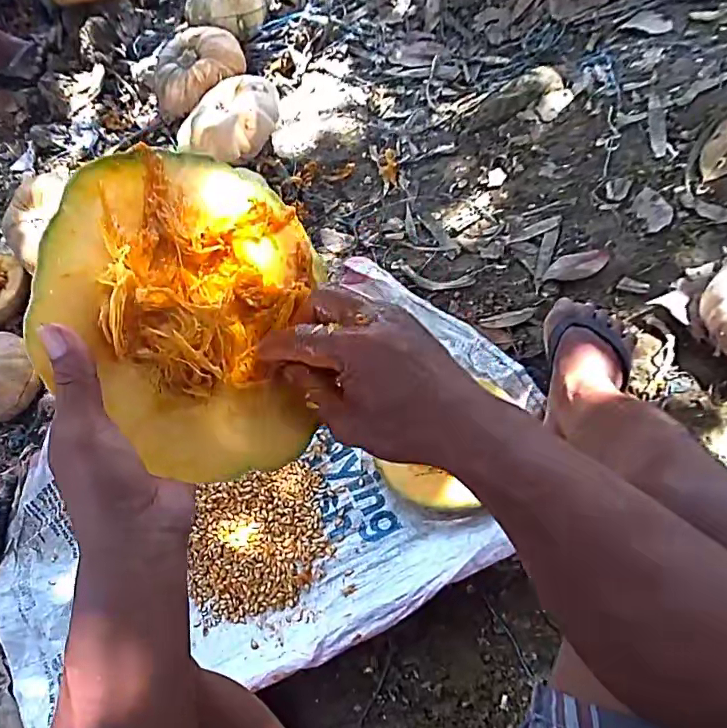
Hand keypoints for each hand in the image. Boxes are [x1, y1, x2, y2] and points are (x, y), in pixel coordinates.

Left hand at [37, 323, 194, 562]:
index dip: (88, 341)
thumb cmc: (103, 486)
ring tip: (186, 323)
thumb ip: (75, 384)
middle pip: (119, 381)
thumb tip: (51, 327)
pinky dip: (192, 394)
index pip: (79, 374)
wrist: (147, 535)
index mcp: (75, 423)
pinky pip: (182, 414)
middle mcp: (108, 427)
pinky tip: (209, 364)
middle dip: (133, 351)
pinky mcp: (176, 446)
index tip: (109, 300)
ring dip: (164, 370)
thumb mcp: (81, 430)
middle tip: (157, 304)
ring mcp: (144, 437)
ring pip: (152, 394)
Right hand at [258, 286, 499, 467]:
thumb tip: (296, 373)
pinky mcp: (410, 322)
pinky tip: (351, 347)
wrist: (465, 424)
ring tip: (322, 348)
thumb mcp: (350, 424)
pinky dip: (350, 318)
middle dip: (301, 321)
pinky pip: (369, 306)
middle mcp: (373, 320)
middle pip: (322, 300)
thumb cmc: (407, 431)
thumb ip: (316, 394)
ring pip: (347, 297)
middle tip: (294, 350)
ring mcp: (395, 316)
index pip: (300, 339)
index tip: (261, 357)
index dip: (275, 348)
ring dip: (327, 316)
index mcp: (353, 347)